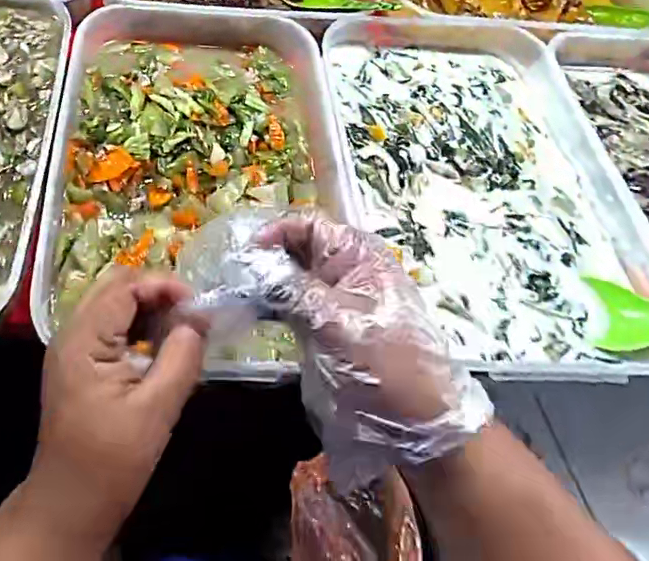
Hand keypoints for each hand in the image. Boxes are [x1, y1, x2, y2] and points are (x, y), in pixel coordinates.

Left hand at [34, 268, 205, 545]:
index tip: (197, 306)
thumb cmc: (109, 462)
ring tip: (181, 326)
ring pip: (113, 300)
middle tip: (190, 312)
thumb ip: (181, 357)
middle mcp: (72, 334)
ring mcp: (72, 347)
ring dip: (148, 304)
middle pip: (115, 284)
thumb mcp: (156, 411)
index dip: (164, 286)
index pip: (125, 287)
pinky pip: (110, 323)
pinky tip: (160, 344)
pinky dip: (138, 322)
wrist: (67, 509)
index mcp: (83, 341)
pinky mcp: (80, 361)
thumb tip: (198, 320)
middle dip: (156, 290)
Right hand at [257, 215, 491, 488]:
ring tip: (234, 295)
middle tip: (231, 275)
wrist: (417, 424)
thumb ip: (293, 292)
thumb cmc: (383, 363)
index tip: (244, 253)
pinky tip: (250, 313)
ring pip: (293, 278)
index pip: (309, 225)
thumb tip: (253, 266)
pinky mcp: (328, 325)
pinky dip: (274, 306)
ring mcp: (337, 297)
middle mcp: (346, 267)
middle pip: (297, 249)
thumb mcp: (336, 323)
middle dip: (266, 258)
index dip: (275, 232)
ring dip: (266, 284)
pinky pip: (295, 304)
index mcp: (356, 253)